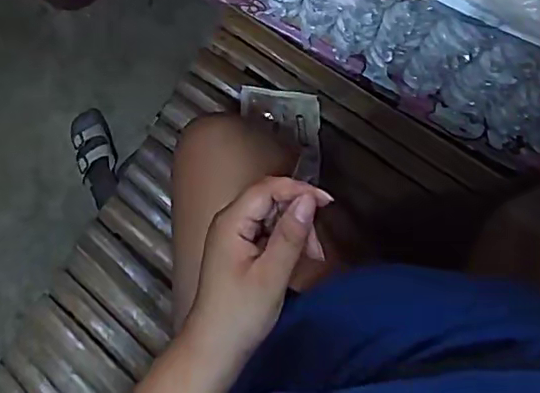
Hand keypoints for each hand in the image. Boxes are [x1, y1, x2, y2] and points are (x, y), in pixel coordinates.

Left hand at [182, 176, 331, 371]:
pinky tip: (298, 258)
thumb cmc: (238, 316)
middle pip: (270, 199)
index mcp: (231, 220)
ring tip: (311, 256)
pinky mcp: (238, 248)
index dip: (298, 189)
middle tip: (317, 244)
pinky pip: (266, 231)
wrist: (214, 351)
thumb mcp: (271, 275)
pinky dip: (285, 240)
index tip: (326, 201)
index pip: (268, 187)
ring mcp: (233, 234)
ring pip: (270, 215)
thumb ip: (290, 235)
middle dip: (298, 214)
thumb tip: (308, 200)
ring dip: (294, 229)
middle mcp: (229, 220)